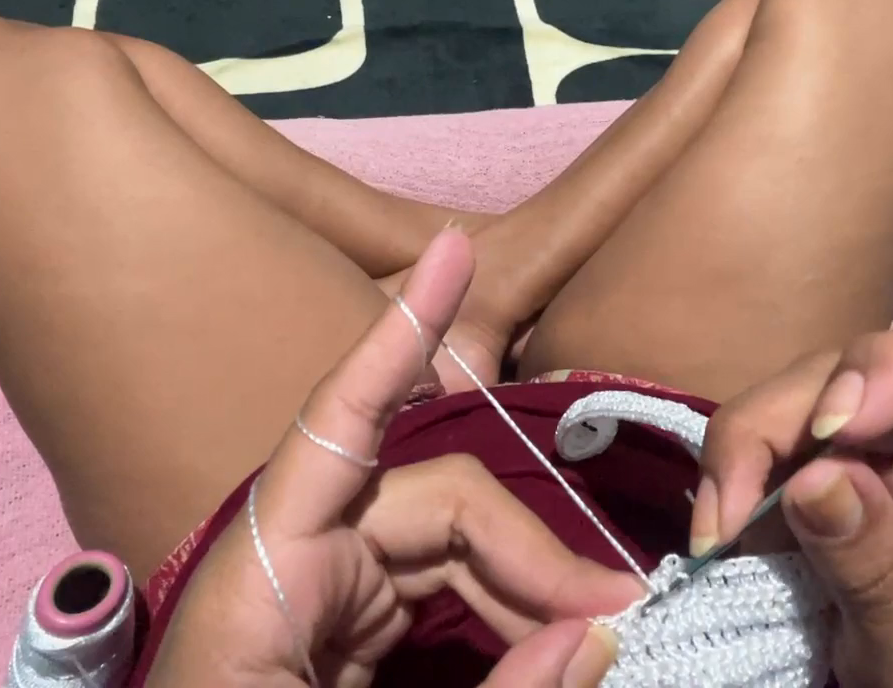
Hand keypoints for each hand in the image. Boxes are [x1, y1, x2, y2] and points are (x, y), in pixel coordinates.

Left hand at [151, 229, 642, 687]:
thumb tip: (593, 634)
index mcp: (266, 578)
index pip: (341, 421)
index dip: (401, 331)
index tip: (454, 251)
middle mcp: (298, 559)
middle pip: (438, 505)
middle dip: (536, 545)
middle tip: (626, 606)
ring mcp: (327, 592)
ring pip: (452, 548)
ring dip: (532, 582)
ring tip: (605, 626)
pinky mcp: (349, 629)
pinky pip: (442, 594)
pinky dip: (504, 612)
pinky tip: (554, 641)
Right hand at [692, 330, 892, 687]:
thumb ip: (880, 577)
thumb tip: (811, 478)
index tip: (831, 428)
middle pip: (853, 372)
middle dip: (784, 422)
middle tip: (733, 502)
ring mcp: (873, 452)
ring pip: (796, 395)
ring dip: (744, 446)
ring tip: (716, 528)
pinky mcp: (816, 466)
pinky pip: (764, 436)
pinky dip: (729, 470)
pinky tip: (716, 525)